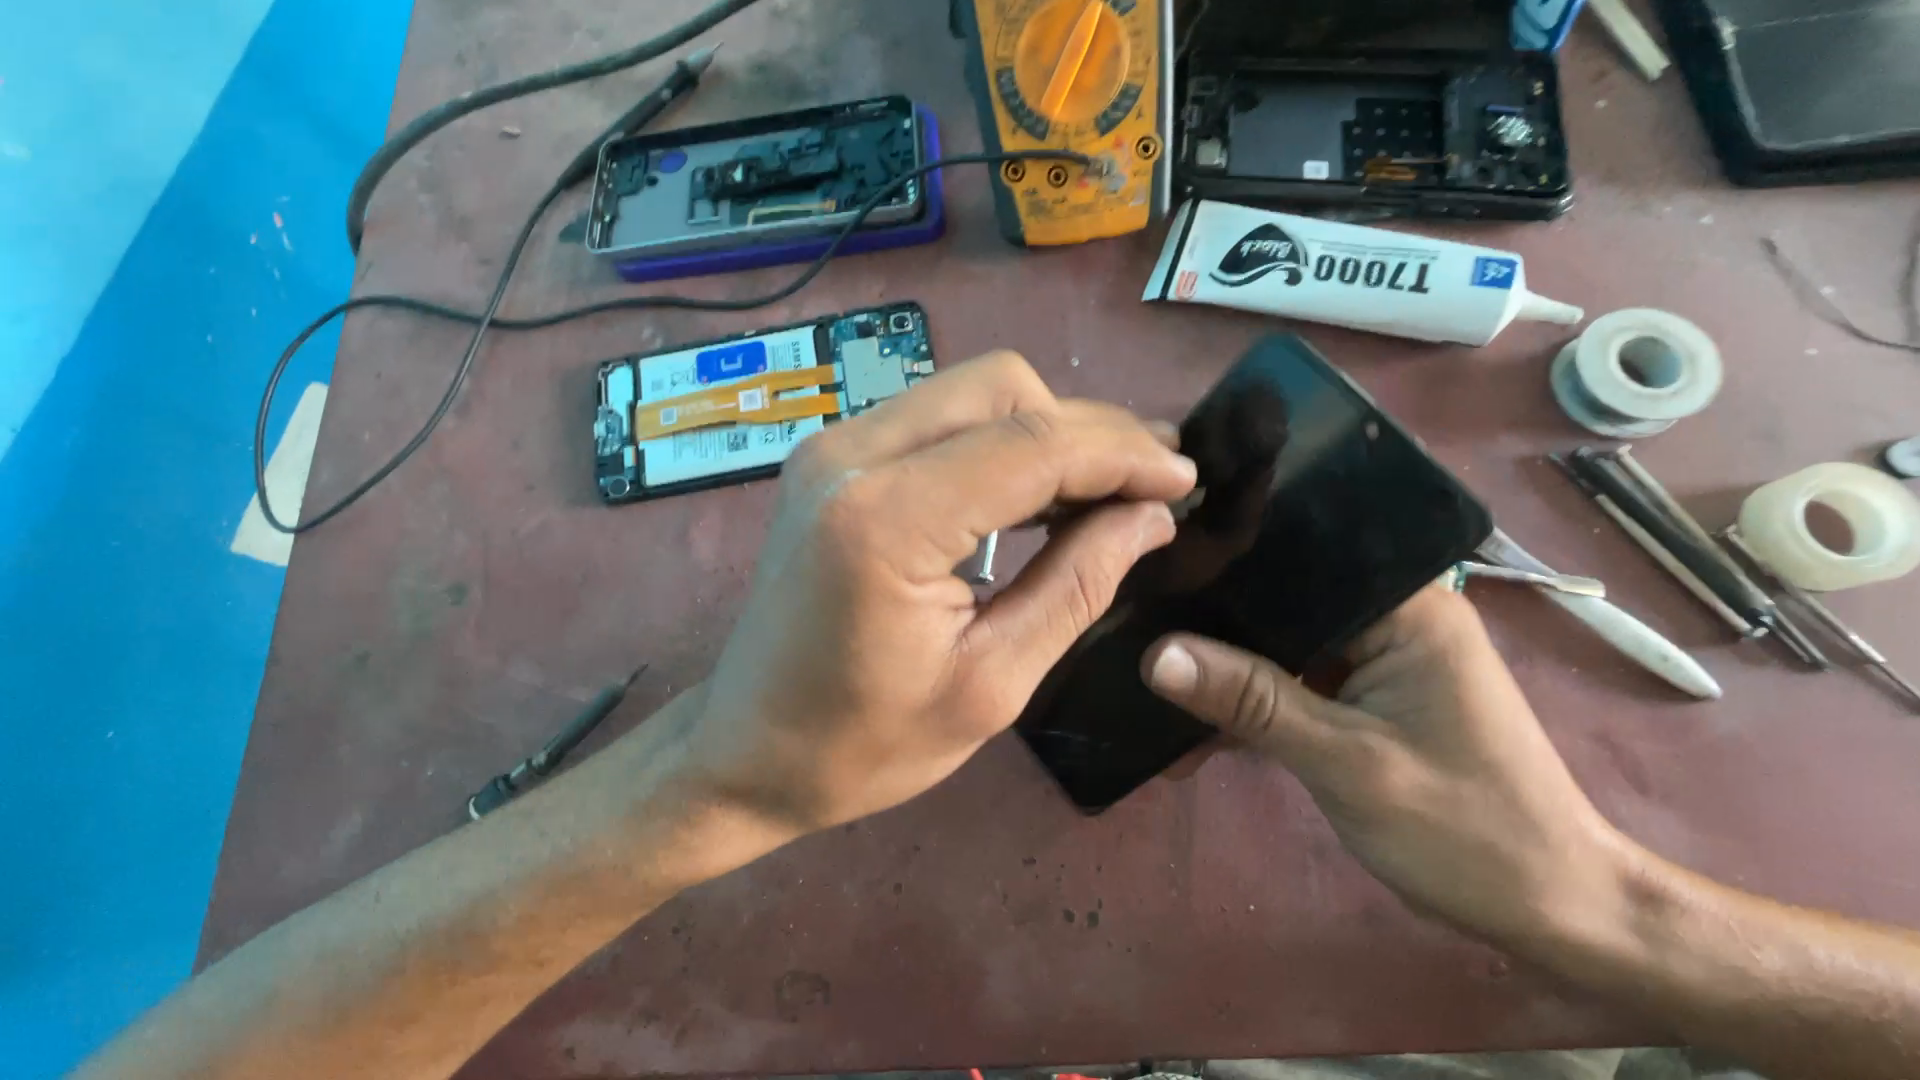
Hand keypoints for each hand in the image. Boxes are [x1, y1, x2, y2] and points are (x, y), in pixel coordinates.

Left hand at [682, 352, 1196, 833]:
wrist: (744, 752)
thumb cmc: (864, 745)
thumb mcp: (991, 685)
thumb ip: (1076, 586)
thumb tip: (1151, 515)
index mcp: (886, 521)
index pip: (1032, 446)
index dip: (1122, 453)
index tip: (1184, 477)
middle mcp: (851, 455)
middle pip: (1002, 388)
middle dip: (1087, 430)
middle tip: (1145, 487)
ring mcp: (832, 447)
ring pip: (971, 391)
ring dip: (1045, 431)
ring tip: (1104, 489)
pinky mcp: (831, 457)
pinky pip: (937, 416)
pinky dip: (999, 441)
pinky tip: (1035, 492)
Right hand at [1142, 585, 1635, 945]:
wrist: (1553, 910)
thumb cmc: (1464, 830)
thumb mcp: (1347, 763)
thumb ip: (1252, 701)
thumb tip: (1154, 653)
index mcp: (1408, 607)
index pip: (1299, 560)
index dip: (1223, 570)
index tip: (1147, 581)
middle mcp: (1395, 615)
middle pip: (1284, 599)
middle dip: (1213, 626)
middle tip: (1131, 632)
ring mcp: (1383, 656)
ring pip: (1283, 644)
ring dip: (1226, 671)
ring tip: (1146, 680)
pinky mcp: (1370, 693)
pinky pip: (1296, 680)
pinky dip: (1253, 704)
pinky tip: (1193, 727)